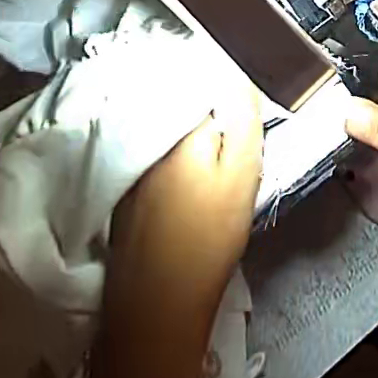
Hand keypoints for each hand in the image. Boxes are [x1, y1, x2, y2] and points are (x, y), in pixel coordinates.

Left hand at [103, 91, 261, 377]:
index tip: (251, 99)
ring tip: (218, 151)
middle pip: (185, 108)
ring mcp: (131, 167)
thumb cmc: (211, 234)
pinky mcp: (126, 191)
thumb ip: (243, 117)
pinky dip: (175, 157)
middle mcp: (146, 140)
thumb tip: (239, 74)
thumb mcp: (242, 172)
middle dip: (211, 109)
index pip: (204, 85)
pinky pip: (156, 156)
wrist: (161, 303)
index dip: (230, 89)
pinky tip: (190, 179)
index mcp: (177, 130)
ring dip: (192, 132)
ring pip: (170, 132)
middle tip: (239, 133)